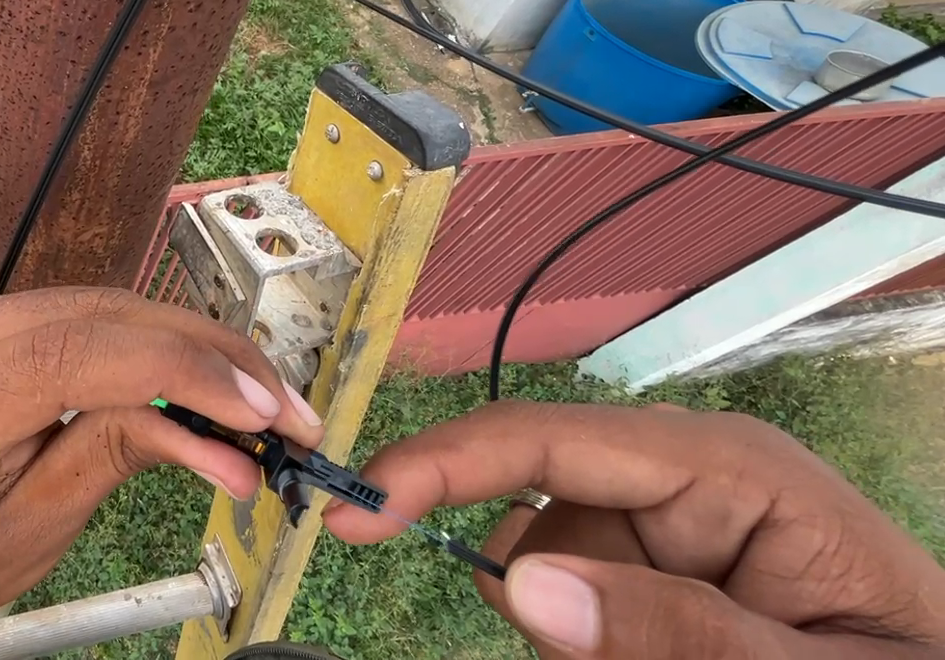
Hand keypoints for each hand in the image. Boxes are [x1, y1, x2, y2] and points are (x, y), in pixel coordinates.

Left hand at [0, 287, 323, 659]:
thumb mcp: (45, 520)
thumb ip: (124, 454)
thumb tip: (231, 446)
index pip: (67, 354)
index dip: (173, 368)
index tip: (259, 406)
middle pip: (90, 317)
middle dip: (198, 352)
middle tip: (279, 401)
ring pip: (94, 304)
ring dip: (181, 340)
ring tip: (253, 386)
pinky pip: (77, 310)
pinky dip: (143, 335)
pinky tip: (193, 363)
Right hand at [323, 401, 944, 657]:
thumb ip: (681, 633)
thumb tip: (509, 582)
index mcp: (720, 463)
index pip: (537, 438)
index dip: (435, 464)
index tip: (355, 511)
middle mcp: (670, 467)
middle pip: (525, 494)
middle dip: (526, 575)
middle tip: (584, 653)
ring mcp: (656, 510)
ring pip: (535, 550)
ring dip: (566, 625)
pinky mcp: (645, 550)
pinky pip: (560, 579)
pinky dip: (575, 628)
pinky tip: (640, 651)